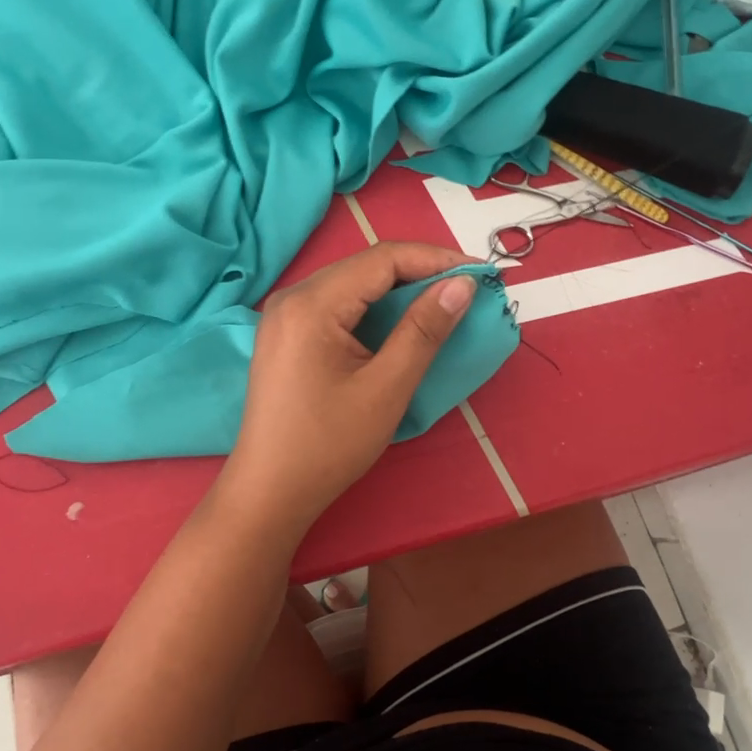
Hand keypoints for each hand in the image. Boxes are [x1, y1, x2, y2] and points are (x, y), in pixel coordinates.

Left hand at [221, 242, 478, 528]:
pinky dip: (374, 306)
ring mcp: (284, 315)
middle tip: (467, 288)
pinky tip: (401, 320)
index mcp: (312, 304)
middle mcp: (292, 297)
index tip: (481, 273)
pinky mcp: (286, 334)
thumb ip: (424, 330)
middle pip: (365, 265)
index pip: (383, 259)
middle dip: (420, 270)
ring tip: (443, 301)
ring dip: (398, 287)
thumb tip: (461, 285)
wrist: (270, 491)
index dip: (436, 259)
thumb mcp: (386, 388)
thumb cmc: (329, 444)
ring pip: (352, 282)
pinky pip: (337, 303)